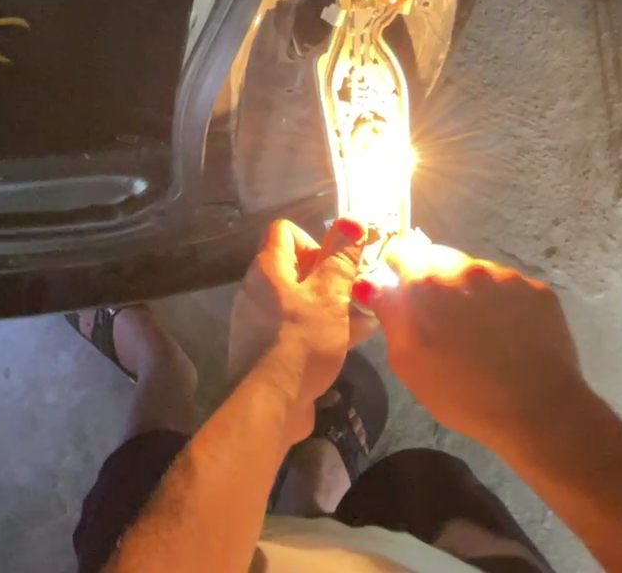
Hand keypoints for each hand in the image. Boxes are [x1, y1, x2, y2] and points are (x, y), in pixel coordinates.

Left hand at [230, 217, 370, 442]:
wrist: (271, 403)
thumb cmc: (302, 342)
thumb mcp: (329, 296)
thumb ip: (341, 259)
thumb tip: (352, 219)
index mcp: (268, 267)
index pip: (285, 231)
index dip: (314, 241)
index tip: (335, 265)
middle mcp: (257, 287)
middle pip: (295, 265)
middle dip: (330, 276)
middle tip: (357, 293)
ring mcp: (259, 317)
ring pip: (300, 298)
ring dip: (331, 304)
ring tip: (364, 317)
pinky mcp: (267, 345)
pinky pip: (297, 325)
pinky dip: (321, 326)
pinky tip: (351, 341)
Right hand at [357, 236, 588, 450]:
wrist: (540, 413)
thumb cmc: (462, 394)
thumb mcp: (407, 362)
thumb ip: (388, 314)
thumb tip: (371, 282)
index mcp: (425, 281)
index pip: (400, 252)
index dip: (397, 272)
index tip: (402, 295)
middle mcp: (463, 266)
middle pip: (437, 259)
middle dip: (433, 282)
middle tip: (440, 321)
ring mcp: (504, 276)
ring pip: (474, 273)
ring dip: (467, 292)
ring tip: (479, 332)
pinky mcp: (536, 289)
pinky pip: (508, 288)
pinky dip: (502, 304)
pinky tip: (508, 335)